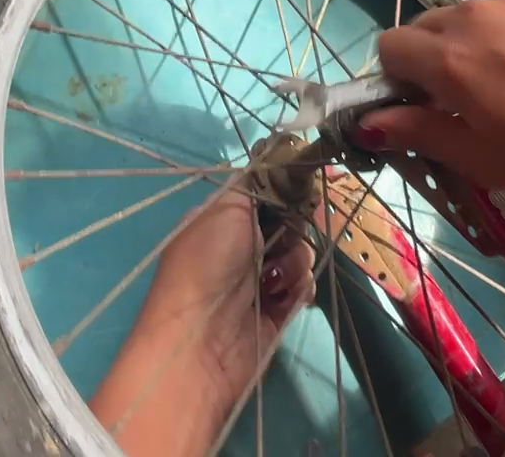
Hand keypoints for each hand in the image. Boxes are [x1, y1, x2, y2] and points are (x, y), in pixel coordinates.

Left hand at [140, 189, 315, 406]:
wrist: (199, 344)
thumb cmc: (206, 265)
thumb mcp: (225, 209)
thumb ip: (256, 184)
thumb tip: (280, 161)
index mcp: (222, 218)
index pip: (264, 192)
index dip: (285, 188)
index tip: (302, 182)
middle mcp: (241, 244)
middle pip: (288, 219)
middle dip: (294, 223)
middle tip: (286, 232)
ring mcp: (261, 277)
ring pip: (300, 250)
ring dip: (294, 258)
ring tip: (273, 277)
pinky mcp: (279, 308)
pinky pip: (304, 283)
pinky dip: (300, 285)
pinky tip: (285, 294)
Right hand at [360, 0, 504, 199]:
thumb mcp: (488, 161)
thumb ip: (421, 133)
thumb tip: (371, 121)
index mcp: (450, 56)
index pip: (389, 47)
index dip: (398, 81)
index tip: (427, 110)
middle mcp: (476, 13)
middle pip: (427, 27)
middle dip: (433, 62)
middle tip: (472, 104)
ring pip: (473, 17)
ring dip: (476, 45)